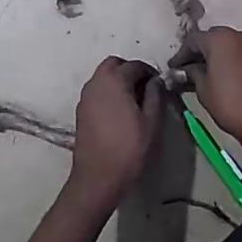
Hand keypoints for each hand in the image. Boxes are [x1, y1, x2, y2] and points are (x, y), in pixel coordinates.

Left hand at [70, 58, 166, 197]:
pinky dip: (109, 93)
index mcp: (114, 80)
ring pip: (103, 77)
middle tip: (146, 89)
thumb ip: (156, 95)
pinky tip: (121, 113)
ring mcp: (85, 97)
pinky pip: (97, 91)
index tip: (160, 86)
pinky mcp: (81, 111)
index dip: (150, 73)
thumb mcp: (152, 121)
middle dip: (131, 71)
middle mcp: (96, 83)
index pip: (135, 65)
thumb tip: (157, 80)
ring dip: (119, 81)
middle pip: (114, 65)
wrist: (98, 177)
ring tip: (135, 102)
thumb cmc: (129, 148)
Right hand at [176, 27, 241, 140]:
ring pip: (230, 44)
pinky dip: (232, 60)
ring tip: (207, 71)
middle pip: (213, 38)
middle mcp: (239, 35)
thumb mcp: (203, 89)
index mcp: (220, 39)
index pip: (193, 40)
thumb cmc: (229, 102)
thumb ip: (193, 74)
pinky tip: (226, 74)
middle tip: (189, 67)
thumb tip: (187, 70)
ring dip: (218, 55)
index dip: (181, 55)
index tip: (174, 67)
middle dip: (200, 51)